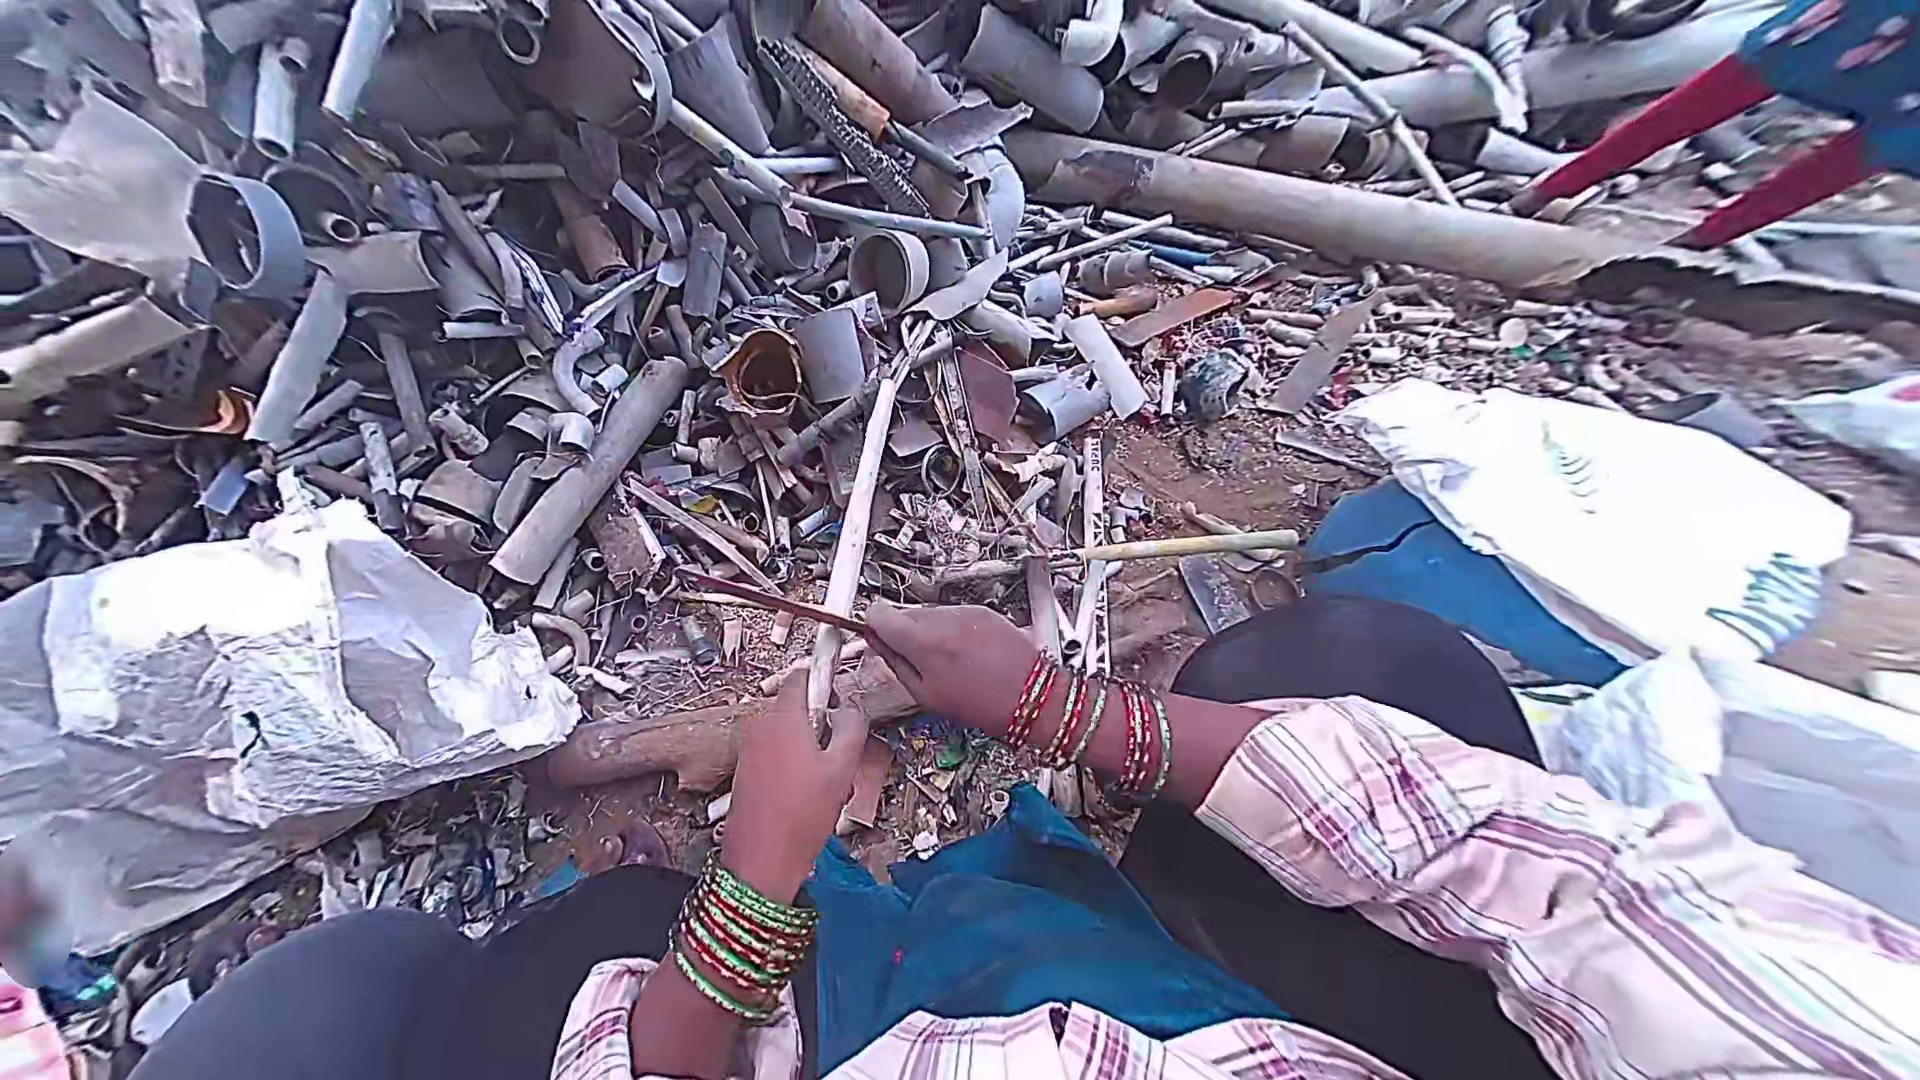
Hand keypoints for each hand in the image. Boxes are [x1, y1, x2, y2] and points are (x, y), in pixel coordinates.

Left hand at [721, 673, 867, 903]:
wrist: (760, 864)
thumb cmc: (803, 815)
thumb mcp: (842, 768)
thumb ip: (852, 727)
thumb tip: (851, 708)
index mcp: (783, 718)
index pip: (801, 676)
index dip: (825, 680)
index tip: (841, 698)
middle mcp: (761, 727)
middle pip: (796, 705)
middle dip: (820, 719)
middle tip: (839, 747)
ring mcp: (750, 749)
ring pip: (787, 730)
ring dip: (807, 742)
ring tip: (823, 776)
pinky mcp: (746, 771)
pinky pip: (775, 750)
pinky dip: (792, 760)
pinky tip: (805, 791)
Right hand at [863, 602, 1039, 736]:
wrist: (1033, 696)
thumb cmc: (983, 704)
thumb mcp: (926, 694)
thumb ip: (895, 663)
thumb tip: (876, 643)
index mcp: (924, 641)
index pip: (879, 613)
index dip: (874, 627)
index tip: (877, 638)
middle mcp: (943, 618)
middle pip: (903, 611)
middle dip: (902, 631)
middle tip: (914, 659)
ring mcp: (964, 611)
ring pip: (928, 612)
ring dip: (926, 631)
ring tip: (944, 661)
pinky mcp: (981, 610)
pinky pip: (951, 614)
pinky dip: (949, 629)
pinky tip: (962, 653)